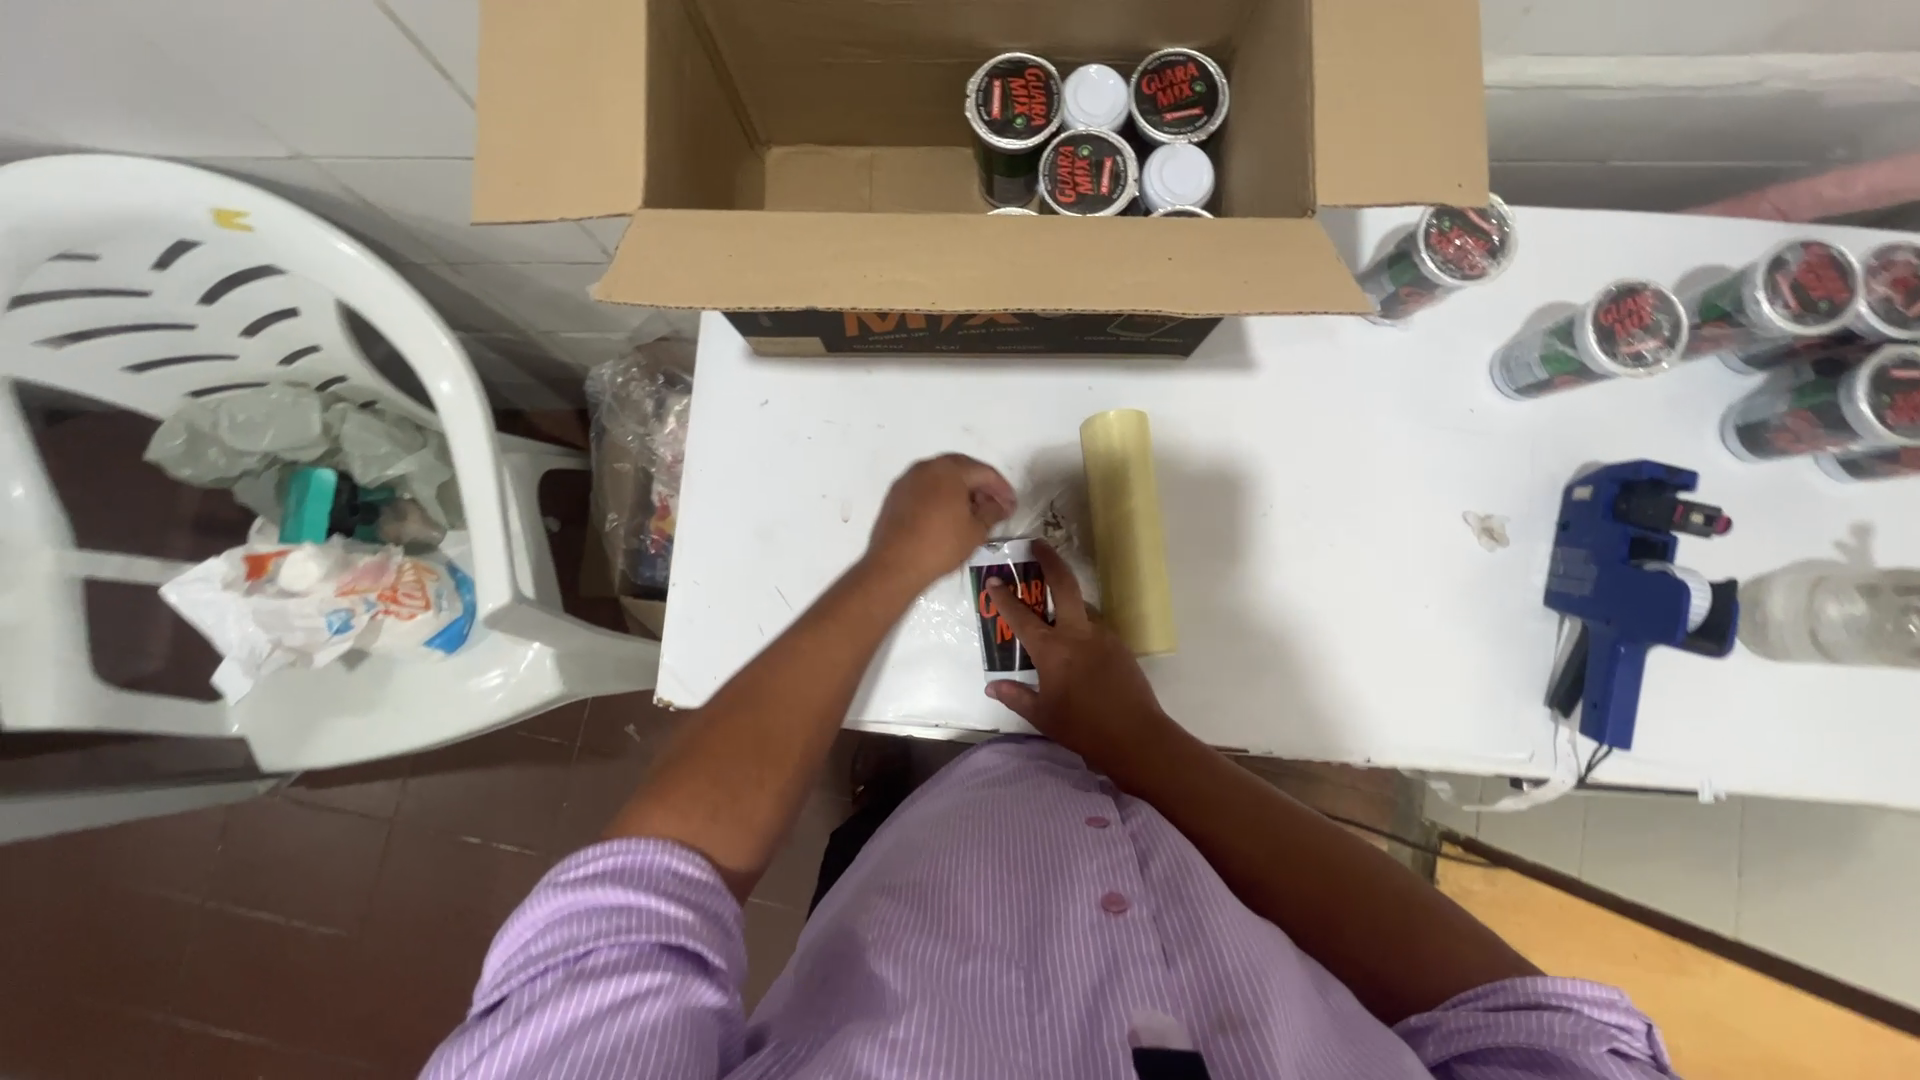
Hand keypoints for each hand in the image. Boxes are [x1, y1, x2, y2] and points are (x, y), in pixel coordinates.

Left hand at [865, 454, 1016, 591]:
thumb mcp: (975, 531)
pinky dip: (941, 495)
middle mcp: (927, 466)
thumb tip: (1001, 505)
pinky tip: (948, 515)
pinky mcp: (895, 494)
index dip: (1002, 489)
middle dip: (981, 485)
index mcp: (950, 469)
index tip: (1012, 506)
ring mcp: (908, 479)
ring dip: (960, 489)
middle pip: (962, 469)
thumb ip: (993, 512)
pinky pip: (925, 487)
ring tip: (973, 512)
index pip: (985, 472)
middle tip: (994, 505)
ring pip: (942, 477)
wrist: (894, 565)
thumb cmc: (941, 546)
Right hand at [983, 542, 1174, 763]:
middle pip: (1064, 584)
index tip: (994, 581)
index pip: (1021, 616)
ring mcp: (1103, 637)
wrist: (1136, 736)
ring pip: (1083, 608)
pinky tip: (1078, 645)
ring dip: (1068, 601)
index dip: (1004, 597)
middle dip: (1050, 561)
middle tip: (1038, 545)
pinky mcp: (1120, 646)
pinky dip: (1083, 627)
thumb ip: (1015, 696)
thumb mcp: (1041, 716)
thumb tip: (992, 686)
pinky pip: (1096, 628)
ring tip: (1055, 610)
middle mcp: (1078, 634)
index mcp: (1052, 650)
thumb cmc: (1082, 728)